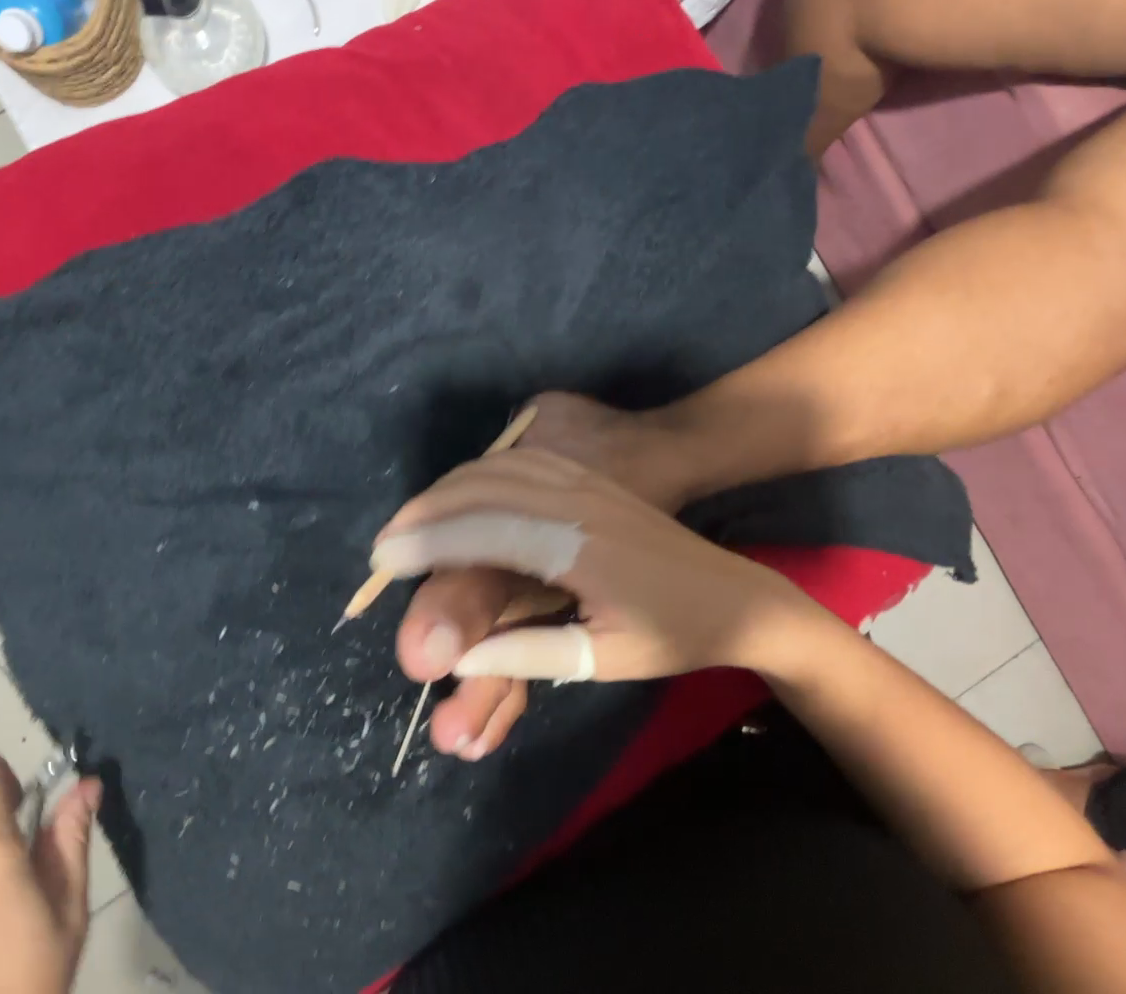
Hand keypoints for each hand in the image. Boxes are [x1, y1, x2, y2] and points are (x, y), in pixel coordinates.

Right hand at [392, 393, 695, 757]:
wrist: (739, 597)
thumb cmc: (674, 636)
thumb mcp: (603, 658)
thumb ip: (528, 654)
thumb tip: (457, 661)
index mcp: (579, 549)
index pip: (484, 531)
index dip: (429, 542)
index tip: (386, 559)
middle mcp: (578, 503)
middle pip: (483, 488)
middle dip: (427, 511)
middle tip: (387, 543)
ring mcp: (588, 485)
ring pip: (501, 468)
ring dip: (450, 489)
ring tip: (414, 521)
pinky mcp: (595, 482)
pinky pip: (526, 463)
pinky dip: (482, 475)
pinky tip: (465, 495)